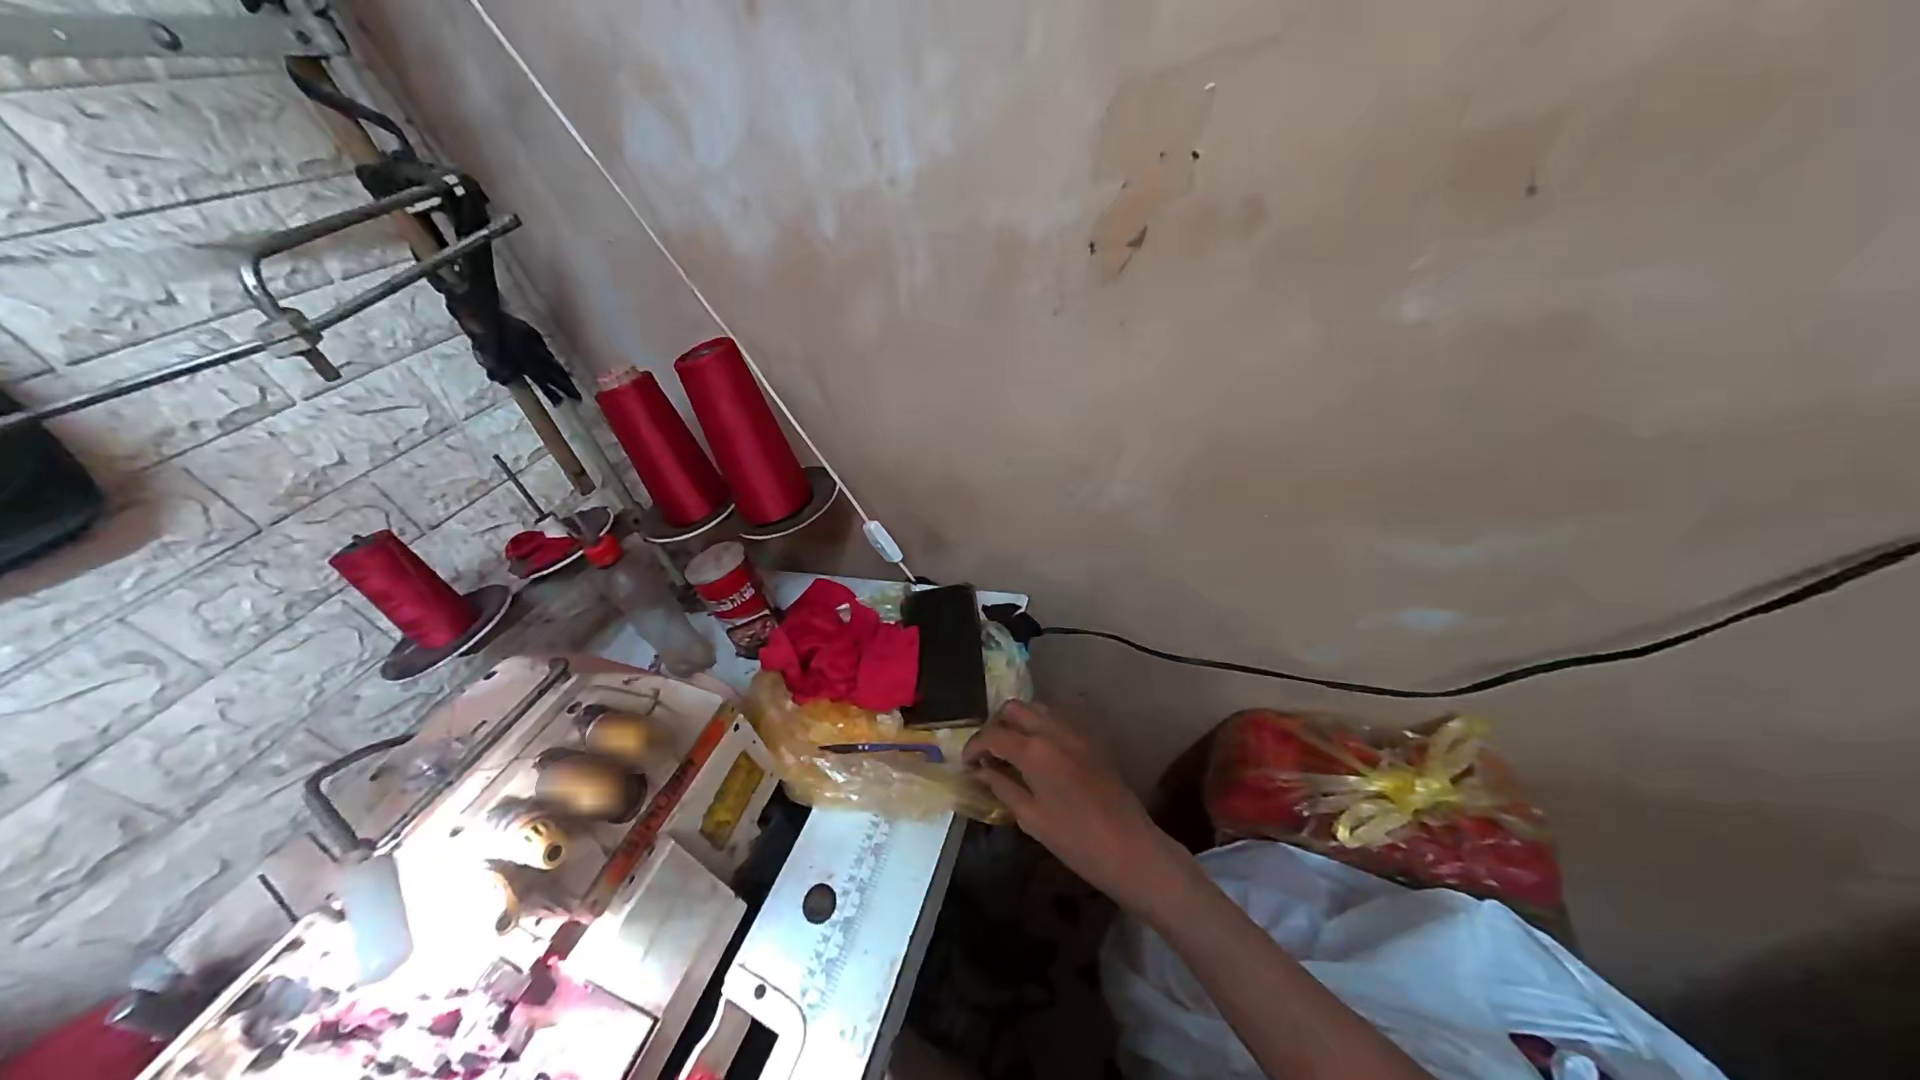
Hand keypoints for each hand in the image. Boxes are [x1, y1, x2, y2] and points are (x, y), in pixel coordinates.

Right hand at [964, 701, 1189, 911]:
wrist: (1130, 848)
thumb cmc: (1075, 840)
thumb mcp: (1031, 817)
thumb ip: (1002, 786)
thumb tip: (980, 771)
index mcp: (1035, 750)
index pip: (993, 734)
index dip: (974, 746)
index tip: (967, 763)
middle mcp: (1055, 730)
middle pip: (1015, 709)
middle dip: (995, 725)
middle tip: (988, 752)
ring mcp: (1077, 732)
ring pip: (1038, 709)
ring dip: (1019, 722)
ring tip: (1010, 751)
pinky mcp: (1092, 741)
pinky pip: (1058, 720)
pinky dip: (1040, 728)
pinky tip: (1037, 755)